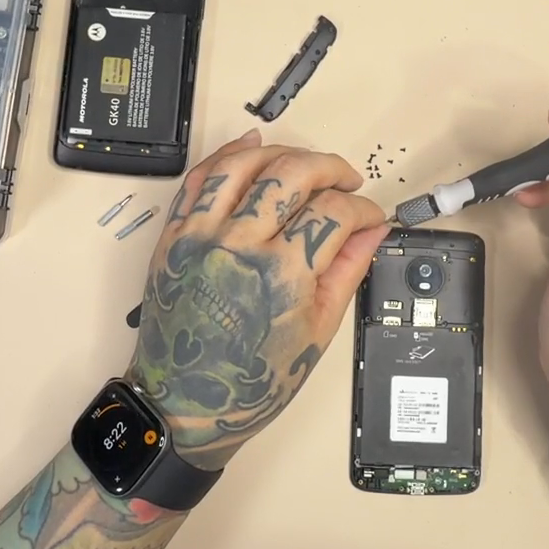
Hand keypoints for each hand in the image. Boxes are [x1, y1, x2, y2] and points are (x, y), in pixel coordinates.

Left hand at [130, 129, 389, 470]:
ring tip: (303, 163)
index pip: (334, 213)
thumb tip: (374, 229)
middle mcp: (238, 246)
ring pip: (243, 163)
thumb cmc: (251, 381)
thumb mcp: (318, 332)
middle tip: (345, 179)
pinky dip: (227, 154)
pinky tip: (252, 146)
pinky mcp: (174, 235)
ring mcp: (200, 236)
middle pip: (292, 173)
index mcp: (281, 276)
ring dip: (281, 152)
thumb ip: (348, 269)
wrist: (184, 403)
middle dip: (329, 167)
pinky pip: (199, 177)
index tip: (369, 214)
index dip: (363, 208)